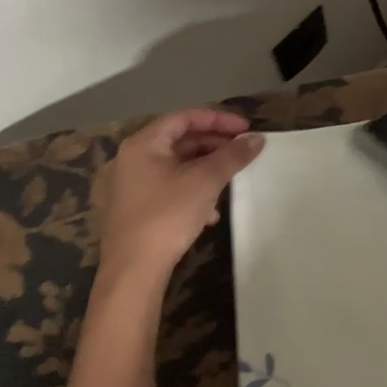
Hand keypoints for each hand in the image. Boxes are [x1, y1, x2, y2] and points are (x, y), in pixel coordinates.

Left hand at [100, 107, 263, 273]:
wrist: (133, 270)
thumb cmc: (167, 216)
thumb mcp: (206, 181)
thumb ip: (232, 155)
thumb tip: (257, 139)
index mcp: (144, 144)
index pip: (185, 117)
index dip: (219, 118)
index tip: (246, 128)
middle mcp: (132, 158)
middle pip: (180, 139)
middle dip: (215, 144)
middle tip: (242, 151)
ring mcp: (130, 184)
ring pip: (176, 164)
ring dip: (206, 167)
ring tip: (231, 178)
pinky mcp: (134, 207)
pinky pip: (168, 185)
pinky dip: (192, 187)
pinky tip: (210, 210)